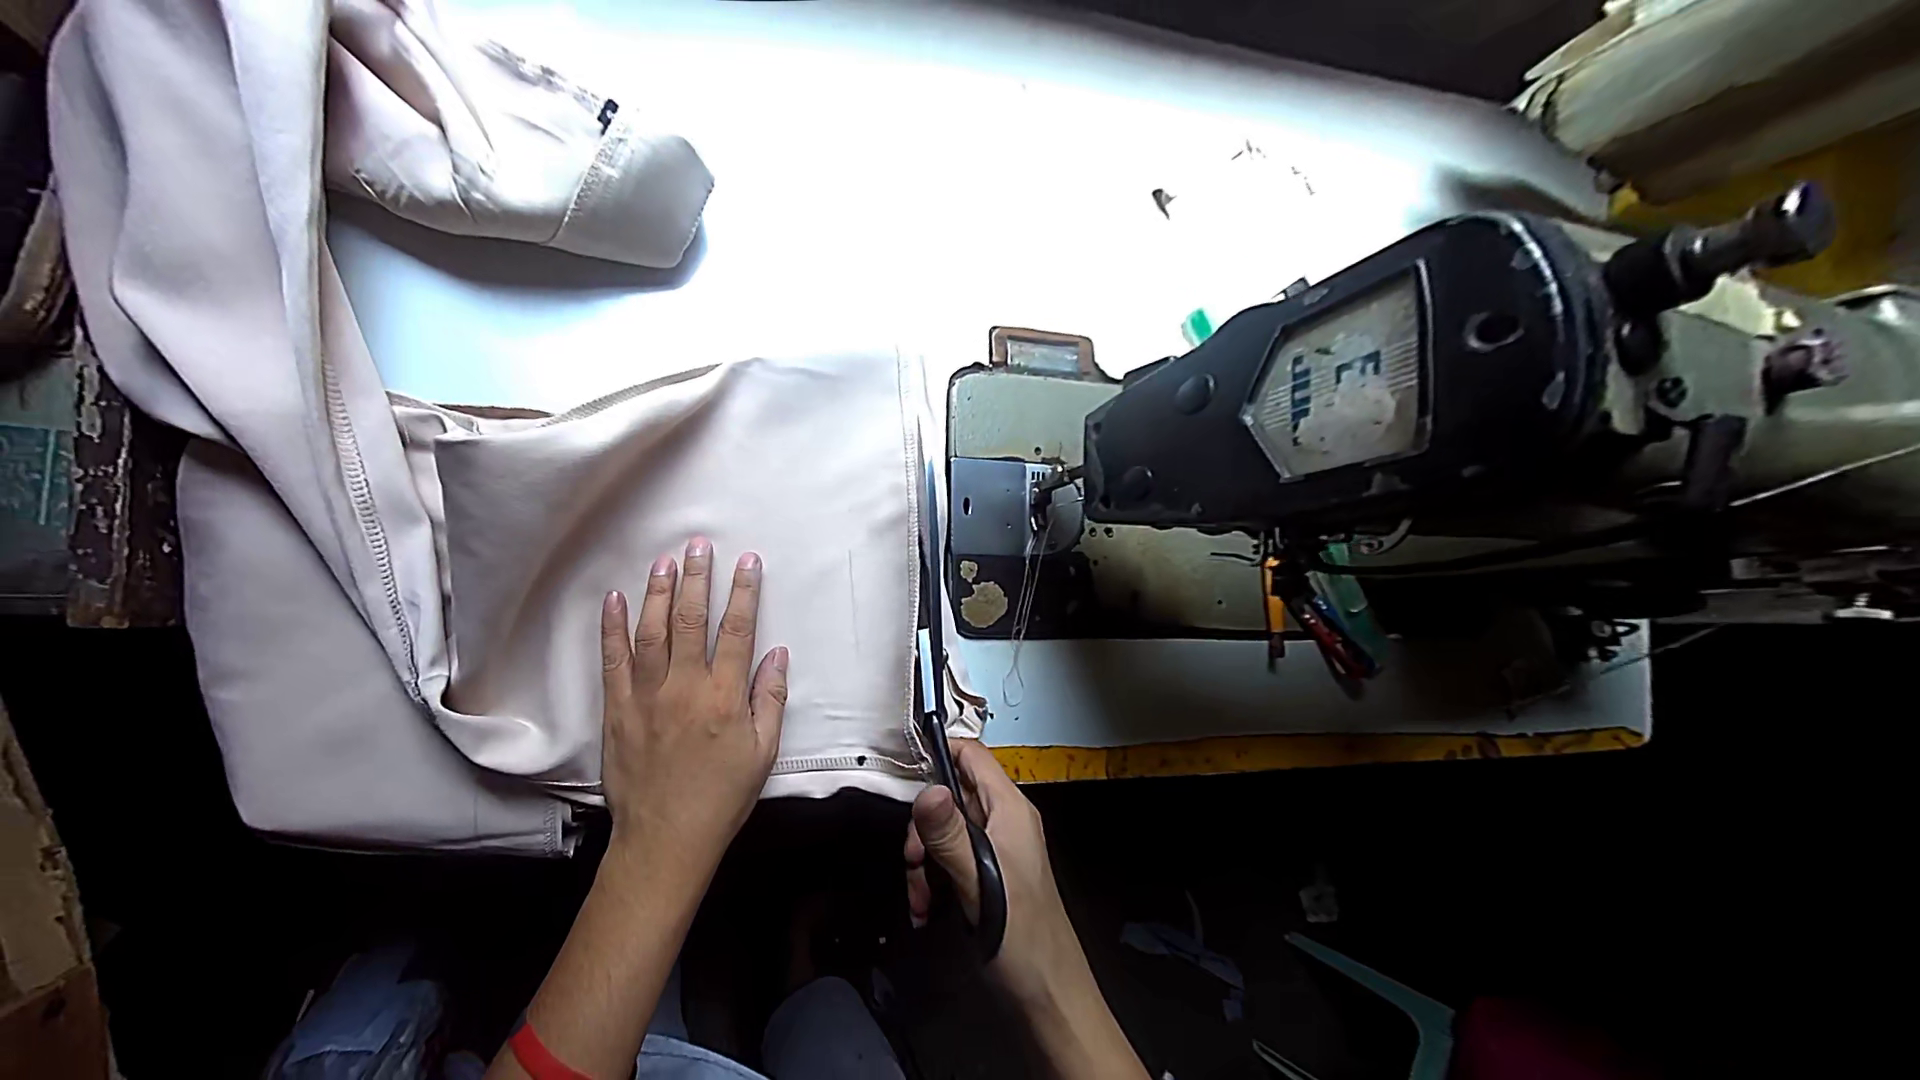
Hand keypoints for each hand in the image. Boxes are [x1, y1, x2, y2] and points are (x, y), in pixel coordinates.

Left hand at [600, 537, 787, 872]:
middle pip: (691, 621)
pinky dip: (613, 628)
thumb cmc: (723, 795)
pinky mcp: (617, 710)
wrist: (666, 838)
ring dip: (658, 593)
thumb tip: (777, 653)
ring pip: (651, 633)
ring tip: (665, 560)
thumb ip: (770, 699)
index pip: (737, 631)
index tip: (747, 562)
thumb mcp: (764, 751)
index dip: (744, 593)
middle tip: (699, 545)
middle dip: (697, 579)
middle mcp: (685, 688)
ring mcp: (646, 697)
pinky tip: (616, 600)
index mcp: (725, 698)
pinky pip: (612, 661)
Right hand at [904, 742, 1146, 1077]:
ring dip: (924, 861)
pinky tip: (929, 907)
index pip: (971, 754)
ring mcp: (997, 846)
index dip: (937, 754)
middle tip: (914, 862)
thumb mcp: (980, 883)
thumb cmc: (1025, 942)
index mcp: (1010, 809)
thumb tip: (928, 790)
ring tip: (922, 897)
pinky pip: (950, 857)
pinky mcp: (988, 872)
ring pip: (945, 829)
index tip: (904, 774)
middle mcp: (1004, 820)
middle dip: (922, 827)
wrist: (1048, 997)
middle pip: (950, 794)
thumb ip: (950, 835)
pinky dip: (933, 878)